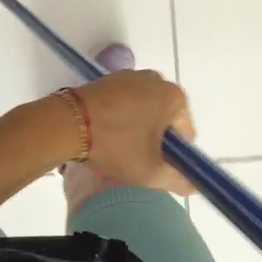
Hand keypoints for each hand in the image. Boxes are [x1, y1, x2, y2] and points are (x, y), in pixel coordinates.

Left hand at [71, 70, 195, 195]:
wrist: (68, 123)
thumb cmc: (116, 144)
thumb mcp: (152, 171)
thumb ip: (179, 180)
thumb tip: (194, 186)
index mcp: (174, 96)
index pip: (185, 135)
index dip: (173, 155)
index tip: (152, 164)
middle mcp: (156, 79)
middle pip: (165, 121)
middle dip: (154, 141)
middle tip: (135, 157)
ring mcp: (130, 76)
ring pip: (144, 112)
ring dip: (137, 130)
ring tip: (118, 146)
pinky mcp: (108, 79)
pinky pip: (125, 104)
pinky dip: (121, 118)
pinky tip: (107, 132)